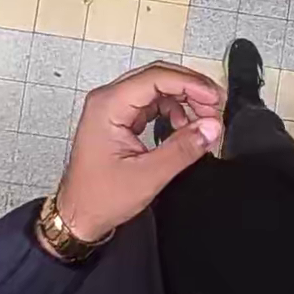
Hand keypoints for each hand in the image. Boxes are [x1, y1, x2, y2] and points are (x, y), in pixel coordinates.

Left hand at [53, 61, 221, 244]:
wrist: (78, 216)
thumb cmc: (99, 198)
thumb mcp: (148, 175)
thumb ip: (183, 148)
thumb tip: (211, 127)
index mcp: (108, 106)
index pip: (157, 77)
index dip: (191, 84)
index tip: (214, 98)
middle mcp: (109, 100)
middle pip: (158, 77)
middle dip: (191, 89)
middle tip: (215, 107)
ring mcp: (114, 108)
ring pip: (158, 88)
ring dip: (185, 100)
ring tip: (204, 120)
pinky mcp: (121, 118)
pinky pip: (153, 103)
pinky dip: (175, 110)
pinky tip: (185, 127)